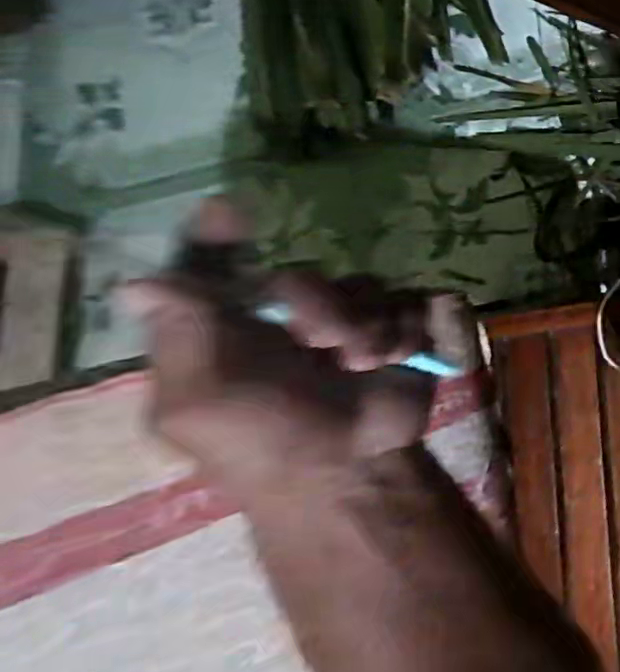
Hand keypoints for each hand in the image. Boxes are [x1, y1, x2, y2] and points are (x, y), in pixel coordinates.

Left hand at [119, 198, 446, 501]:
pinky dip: (420, 327)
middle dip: (329, 309)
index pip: (220, 271)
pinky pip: (427, 300)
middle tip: (335, 347)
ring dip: (378, 328)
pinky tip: (406, 358)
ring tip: (374, 365)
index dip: (220, 239)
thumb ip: (184, 336)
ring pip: (377, 288)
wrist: (353, 464)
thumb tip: (140, 281)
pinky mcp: (415, 326)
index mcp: (236, 330)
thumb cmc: (264, 440)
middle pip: (315, 276)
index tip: (227, 208)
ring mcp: (363, 319)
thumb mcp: (204, 398)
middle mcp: (297, 317)